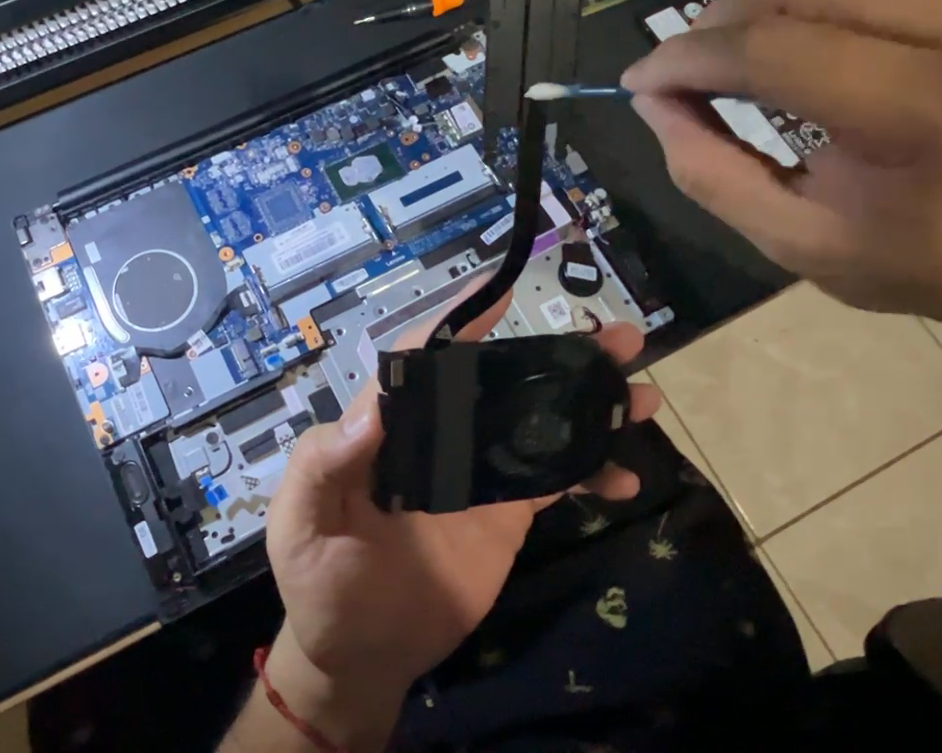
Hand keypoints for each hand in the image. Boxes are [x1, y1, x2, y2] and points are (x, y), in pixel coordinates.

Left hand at [258, 290, 659, 738]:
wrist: (359, 653)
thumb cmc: (318, 581)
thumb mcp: (301, 520)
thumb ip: (324, 462)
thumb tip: (370, 409)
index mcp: (389, 428)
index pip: (424, 361)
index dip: (461, 322)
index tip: (503, 288)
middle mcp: (437, 438)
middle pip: (498, 382)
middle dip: (556, 355)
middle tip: (617, 338)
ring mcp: (476, 476)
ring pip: (536, 425)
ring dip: (589, 406)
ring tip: (640, 393)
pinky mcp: (505, 516)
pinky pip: (553, 484)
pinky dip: (591, 473)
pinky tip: (625, 474)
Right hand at [620, 0, 941, 333]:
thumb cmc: (922, 264)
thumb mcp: (797, 244)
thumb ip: (711, 174)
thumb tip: (650, 100)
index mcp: (933, 116)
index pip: (776, 50)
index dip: (688, 59)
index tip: (640, 82)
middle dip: (718, 16)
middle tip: (690, 69)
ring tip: (735, 43)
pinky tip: (791, 26)